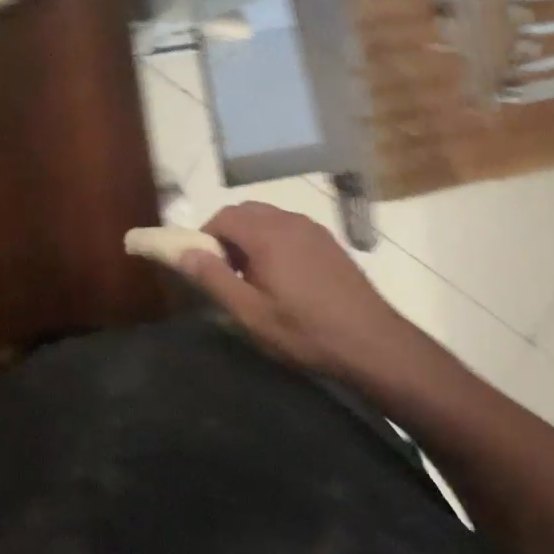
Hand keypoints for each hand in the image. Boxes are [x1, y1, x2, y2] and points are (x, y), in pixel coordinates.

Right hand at [182, 202, 415, 378]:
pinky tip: (282, 277)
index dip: (205, 237)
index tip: (203, 268)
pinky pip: (290, 228)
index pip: (223, 216)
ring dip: (251, 238)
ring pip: (269, 219)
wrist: (371, 341)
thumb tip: (182, 253)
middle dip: (227, 234)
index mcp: (268, 234)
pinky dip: (274, 241)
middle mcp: (290, 221)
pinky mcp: (329, 242)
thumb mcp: (250, 313)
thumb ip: (213, 279)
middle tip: (225, 273)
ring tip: (252, 278)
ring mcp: (314, 229)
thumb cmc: (304, 331)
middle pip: (246, 212)